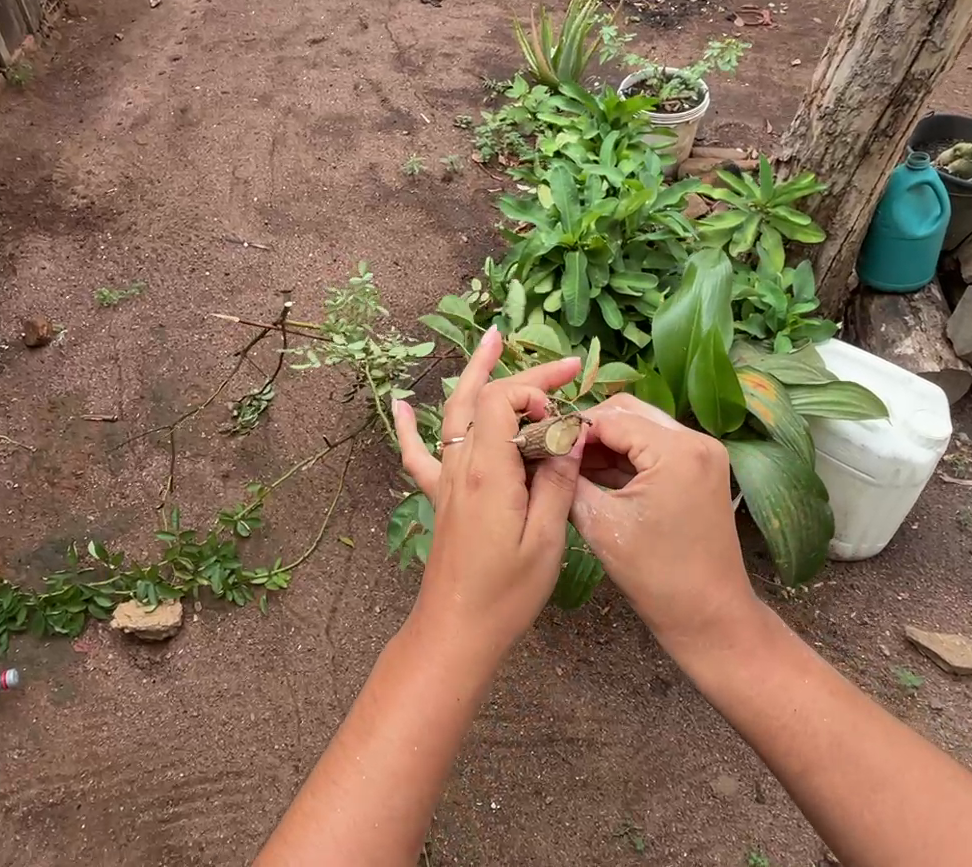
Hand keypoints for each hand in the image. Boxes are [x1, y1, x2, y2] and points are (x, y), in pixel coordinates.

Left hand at [395, 327, 585, 660]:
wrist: (456, 629)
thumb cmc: (506, 591)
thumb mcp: (547, 539)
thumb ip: (557, 480)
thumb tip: (571, 433)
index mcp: (488, 472)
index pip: (504, 400)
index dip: (537, 391)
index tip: (569, 409)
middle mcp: (461, 465)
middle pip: (480, 397)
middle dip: (520, 371)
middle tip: (561, 360)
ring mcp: (446, 479)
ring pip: (454, 412)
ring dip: (473, 375)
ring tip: (491, 342)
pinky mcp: (439, 496)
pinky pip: (417, 453)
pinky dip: (409, 425)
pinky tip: (400, 403)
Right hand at [570, 394, 758, 655]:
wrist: (708, 616)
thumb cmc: (654, 575)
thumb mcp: (600, 524)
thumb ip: (569, 478)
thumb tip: (545, 450)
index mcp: (676, 450)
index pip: (611, 417)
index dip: (571, 428)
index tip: (539, 442)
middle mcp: (696, 440)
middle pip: (628, 412)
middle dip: (589, 429)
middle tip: (555, 452)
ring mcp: (702, 453)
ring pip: (640, 426)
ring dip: (606, 440)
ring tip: (570, 463)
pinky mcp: (700, 468)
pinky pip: (654, 446)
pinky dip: (625, 455)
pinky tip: (594, 472)